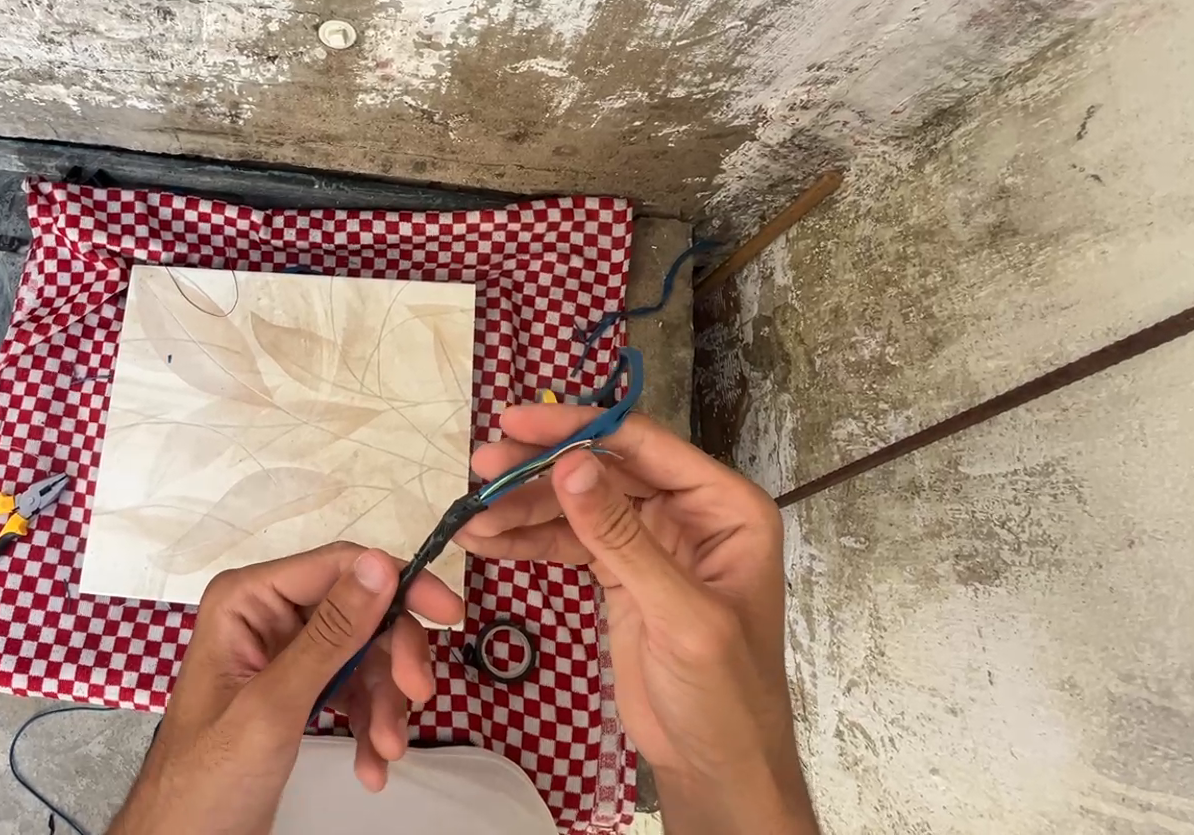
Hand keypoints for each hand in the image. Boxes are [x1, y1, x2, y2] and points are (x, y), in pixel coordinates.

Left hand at [109, 542, 465, 834]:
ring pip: (363, 653)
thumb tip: (379, 564)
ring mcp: (284, 652)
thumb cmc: (210, 778)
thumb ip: (330, 634)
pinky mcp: (298, 689)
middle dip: (390, 657)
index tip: (449, 612)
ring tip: (387, 749)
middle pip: (358, 611)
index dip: (397, 583)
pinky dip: (370, 723)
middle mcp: (268, 613)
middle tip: (419, 694)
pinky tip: (372, 763)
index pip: (338, 566)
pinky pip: (352, 688)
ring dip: (384, 700)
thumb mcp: (274, 705)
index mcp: (249, 598)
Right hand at [457, 406, 817, 834]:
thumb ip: (621, 537)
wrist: (713, 771)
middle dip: (536, 470)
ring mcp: (646, 537)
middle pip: (598, 468)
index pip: (639, 445)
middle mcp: (684, 509)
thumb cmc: (723, 697)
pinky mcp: (614, 566)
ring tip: (470, 516)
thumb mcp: (677, 615)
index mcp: (722, 506)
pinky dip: (525, 539)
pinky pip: (564, 538)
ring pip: (573, 502)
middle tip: (480, 467)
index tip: (514, 422)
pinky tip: (485, 539)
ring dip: (520, 508)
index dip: (574, 428)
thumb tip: (568, 464)